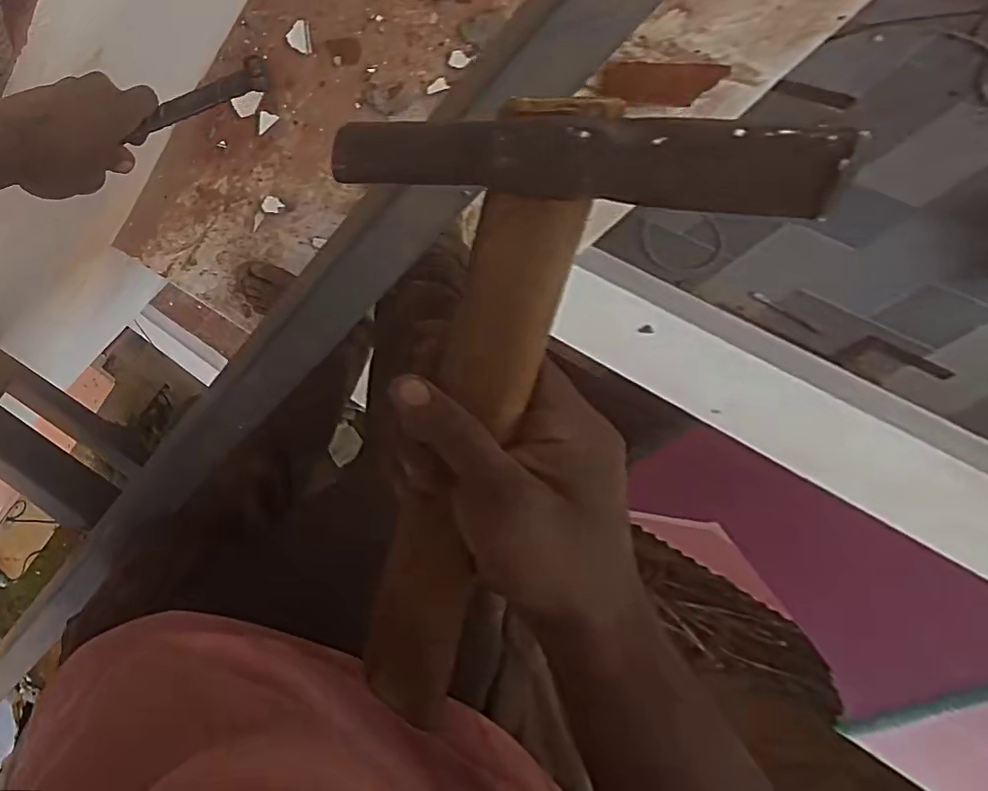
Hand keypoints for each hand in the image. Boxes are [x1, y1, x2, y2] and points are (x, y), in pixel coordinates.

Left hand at [0, 71, 158, 199]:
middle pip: (114, 101)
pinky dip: (61, 120)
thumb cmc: (58, 162)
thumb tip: (121, 157)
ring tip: (67, 154)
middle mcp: (99, 88)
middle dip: (109, 124)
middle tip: (97, 154)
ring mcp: (68, 86)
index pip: (147, 102)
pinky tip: (46, 146)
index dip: (142, 122)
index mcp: (121, 107)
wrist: (4, 139)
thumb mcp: (90, 176)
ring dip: (84, 122)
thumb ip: (110, 164)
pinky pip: (62, 105)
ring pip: (87, 102)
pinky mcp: (41, 90)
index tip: (129, 143)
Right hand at [390, 363, 646, 635]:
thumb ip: (451, 432)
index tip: (415, 373)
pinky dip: (434, 466)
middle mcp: (549, 426)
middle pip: (473, 387)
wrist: (585, 637)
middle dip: (432, 416)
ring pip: (457, 420)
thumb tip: (403, 381)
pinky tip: (423, 493)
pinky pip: (458, 450)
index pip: (511, 353)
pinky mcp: (508, 478)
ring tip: (418, 484)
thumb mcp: (497, 493)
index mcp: (566, 418)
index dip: (460, 350)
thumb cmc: (552, 560)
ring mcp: (528, 454)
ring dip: (426, 447)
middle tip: (416, 457)